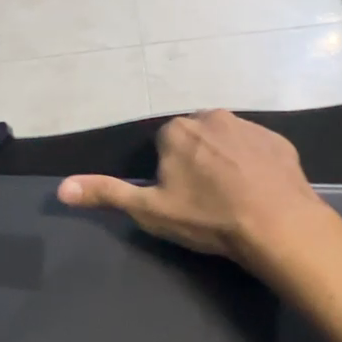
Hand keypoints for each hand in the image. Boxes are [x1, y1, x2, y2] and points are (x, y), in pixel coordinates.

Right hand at [56, 110, 337, 272]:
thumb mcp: (150, 210)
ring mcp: (250, 126)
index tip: (181, 198)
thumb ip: (107, 194)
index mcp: (177, 130)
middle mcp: (212, 117)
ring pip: (228, 142)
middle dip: (197, 162)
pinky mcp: (280, 141)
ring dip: (226, 161)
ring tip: (233, 198)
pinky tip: (258, 192)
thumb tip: (61, 189)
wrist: (277, 225)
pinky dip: (255, 166)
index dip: (170, 173)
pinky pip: (258, 150)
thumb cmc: (208, 218)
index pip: (164, 145)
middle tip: (206, 200)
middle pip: (196, 139)